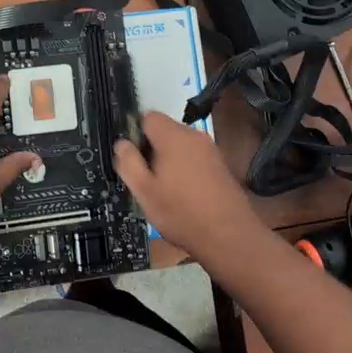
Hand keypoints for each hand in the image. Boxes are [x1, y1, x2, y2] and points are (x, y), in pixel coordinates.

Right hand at [112, 111, 265, 260]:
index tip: (134, 158)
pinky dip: (186, 168)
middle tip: (147, 178)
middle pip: (165, 130)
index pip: (148, 116)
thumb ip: (128, 163)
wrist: (229, 236)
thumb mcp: (144, 192)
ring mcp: (211, 149)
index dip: (136, 134)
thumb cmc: (181, 213)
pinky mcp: (221, 164)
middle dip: (153, 149)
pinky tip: (185, 195)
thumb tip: (121, 144)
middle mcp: (194, 136)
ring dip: (169, 160)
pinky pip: (195, 157)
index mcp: (174, 136)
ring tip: (166, 190)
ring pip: (180, 145)